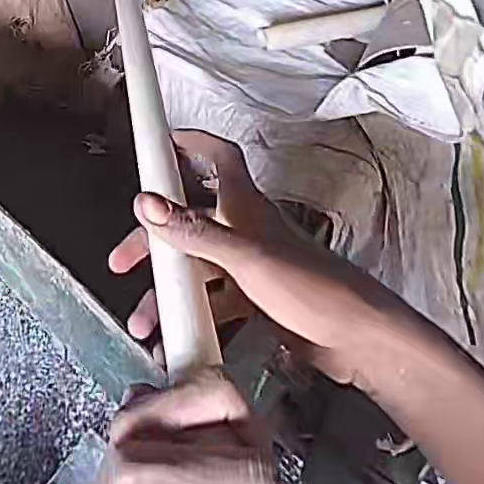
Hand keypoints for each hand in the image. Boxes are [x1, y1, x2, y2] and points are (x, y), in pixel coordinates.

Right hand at [111, 131, 421, 392]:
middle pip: (187, 221)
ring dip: (166, 292)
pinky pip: (209, 303)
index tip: (161, 141)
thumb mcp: (245, 256)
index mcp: (244, 206)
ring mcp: (246, 266)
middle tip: (123, 260)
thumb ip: (193, 231)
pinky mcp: (252, 299)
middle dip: (152, 240)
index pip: (218, 158)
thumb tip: (147, 203)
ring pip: (193, 269)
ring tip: (145, 320)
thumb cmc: (314, 288)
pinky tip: (174, 339)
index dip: (192, 143)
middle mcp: (243, 229)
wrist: (359, 341)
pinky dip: (190, 318)